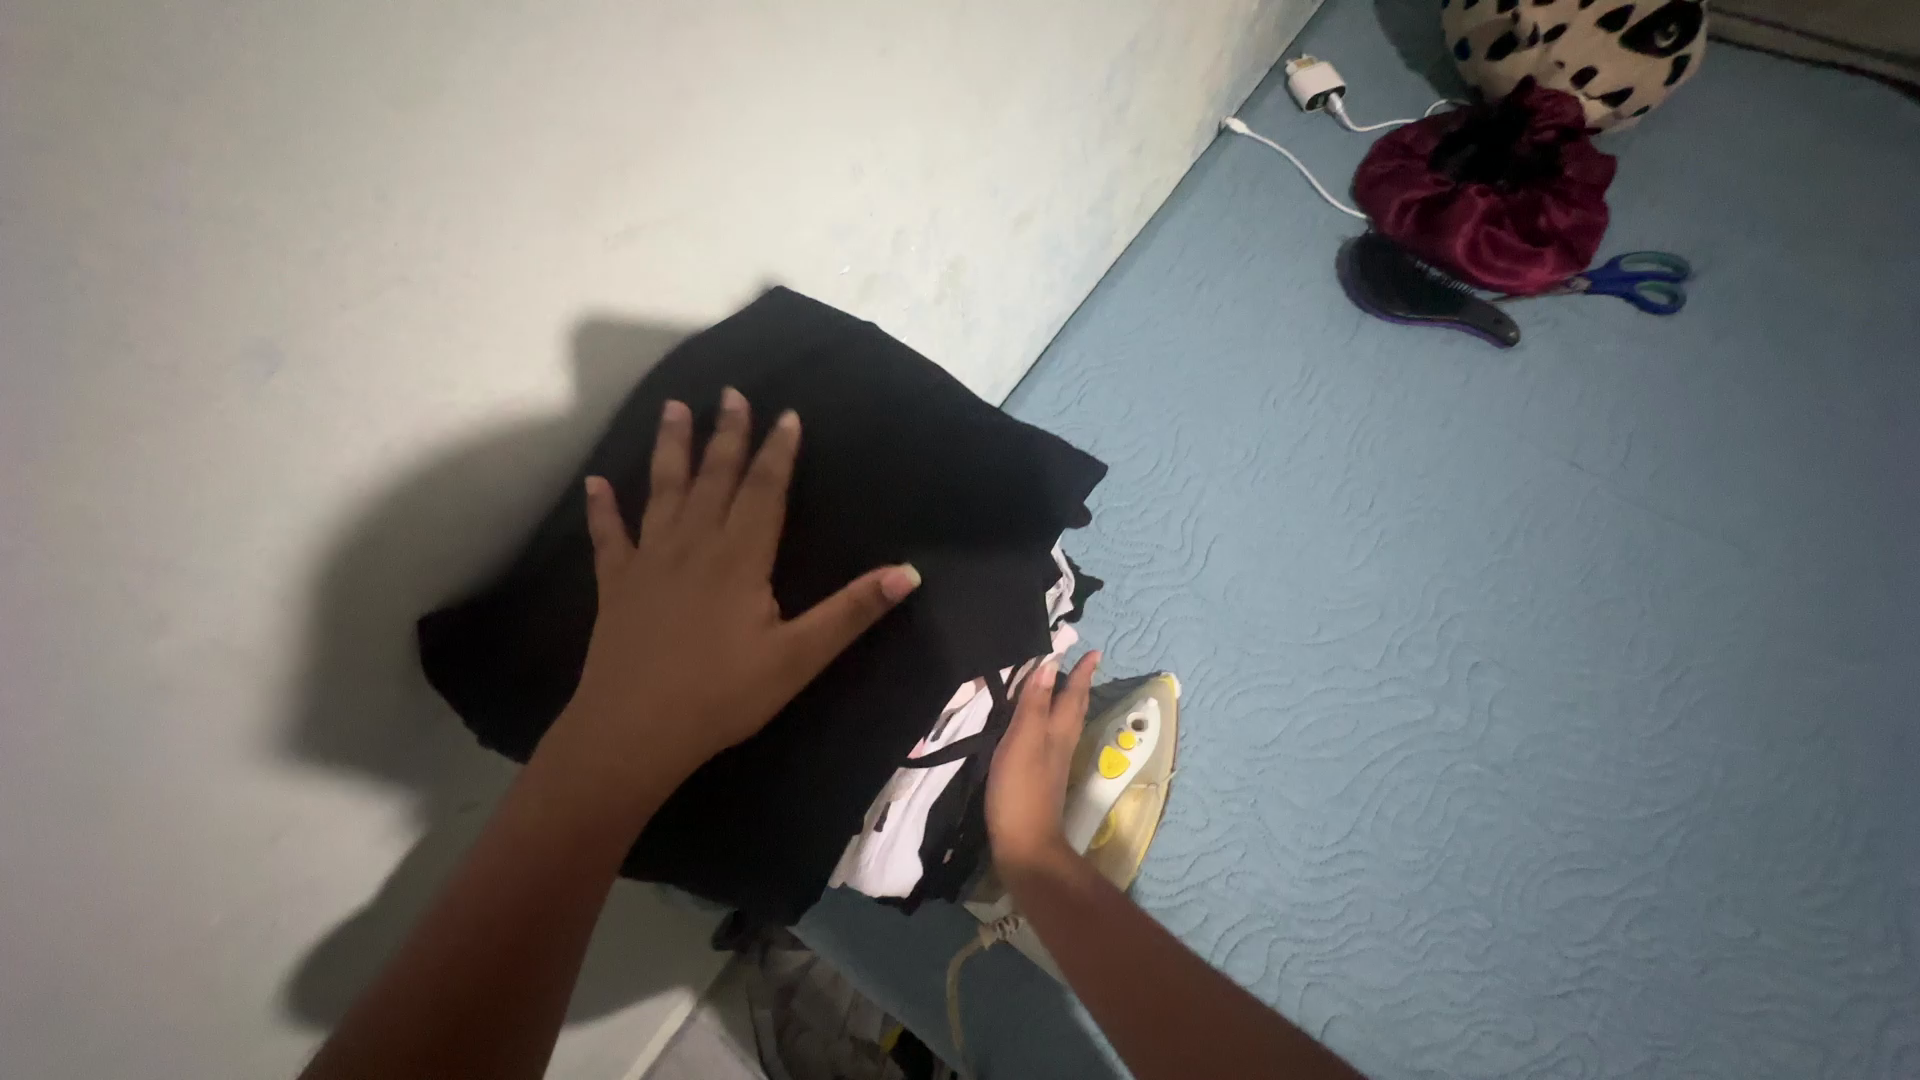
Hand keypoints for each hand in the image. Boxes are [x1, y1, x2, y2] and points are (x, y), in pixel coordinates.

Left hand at [556, 387, 921, 790]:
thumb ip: (852, 611)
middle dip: (727, 434)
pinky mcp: (617, 585)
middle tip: (730, 392)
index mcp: (740, 557)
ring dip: (670, 449)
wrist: (634, 731)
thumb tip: (908, 573)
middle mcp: (694, 545)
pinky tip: (595, 484)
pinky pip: (610, 537)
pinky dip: (602, 509)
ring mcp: (650, 561)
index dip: (778, 451)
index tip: (786, 413)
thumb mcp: (800, 657)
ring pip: (663, 492)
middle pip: (715, 478)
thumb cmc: (723, 695)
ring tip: (673, 409)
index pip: (764, 490)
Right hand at [986, 650, 1099, 877]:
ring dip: (1067, 702)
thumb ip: (1033, 704)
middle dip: (1078, 685)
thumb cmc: (1022, 788)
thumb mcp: (1023, 740)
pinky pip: (1052, 737)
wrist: (1025, 843)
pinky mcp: (1042, 777)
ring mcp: (1054, 762)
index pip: (1073, 694)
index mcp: (1059, 730)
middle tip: (1082, 664)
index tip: (1094, 652)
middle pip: (1074, 708)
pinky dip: (1050, 721)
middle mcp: (1062, 742)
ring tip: (1063, 686)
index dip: (1081, 673)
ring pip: (1066, 722)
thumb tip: (1049, 665)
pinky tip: (1040, 726)